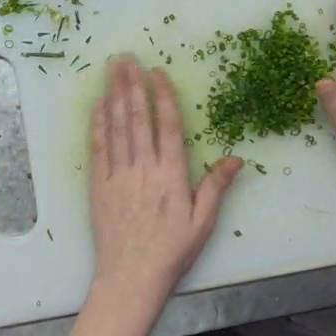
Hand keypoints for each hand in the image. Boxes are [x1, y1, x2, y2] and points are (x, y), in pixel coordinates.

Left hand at [89, 55, 242, 308]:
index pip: (168, 125)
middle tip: (127, 57)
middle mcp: (143, 168)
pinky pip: (98, 148)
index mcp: (172, 174)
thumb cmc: (172, 251)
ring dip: (113, 95)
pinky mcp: (98, 185)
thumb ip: (216, 186)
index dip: (163, 95)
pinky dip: (98, 124)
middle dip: (132, 84)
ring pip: (116, 126)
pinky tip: (97, 105)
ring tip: (112, 69)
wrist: (131, 277)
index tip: (157, 71)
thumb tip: (237, 157)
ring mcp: (118, 175)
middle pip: (137, 117)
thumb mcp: (203, 222)